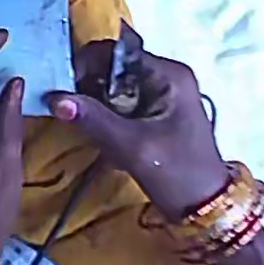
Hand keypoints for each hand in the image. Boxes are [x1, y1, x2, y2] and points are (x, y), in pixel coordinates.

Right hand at [45, 41, 230, 218]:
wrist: (208, 213)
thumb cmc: (178, 175)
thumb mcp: (133, 147)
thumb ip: (94, 119)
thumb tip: (54, 98)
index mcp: (168, 74)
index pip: (117, 52)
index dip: (88, 63)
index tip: (67, 86)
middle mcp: (166, 76)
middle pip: (114, 67)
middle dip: (91, 88)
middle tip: (73, 113)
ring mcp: (162, 94)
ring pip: (114, 87)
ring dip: (98, 107)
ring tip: (93, 132)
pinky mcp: (156, 113)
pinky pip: (122, 104)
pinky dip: (108, 118)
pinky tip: (107, 142)